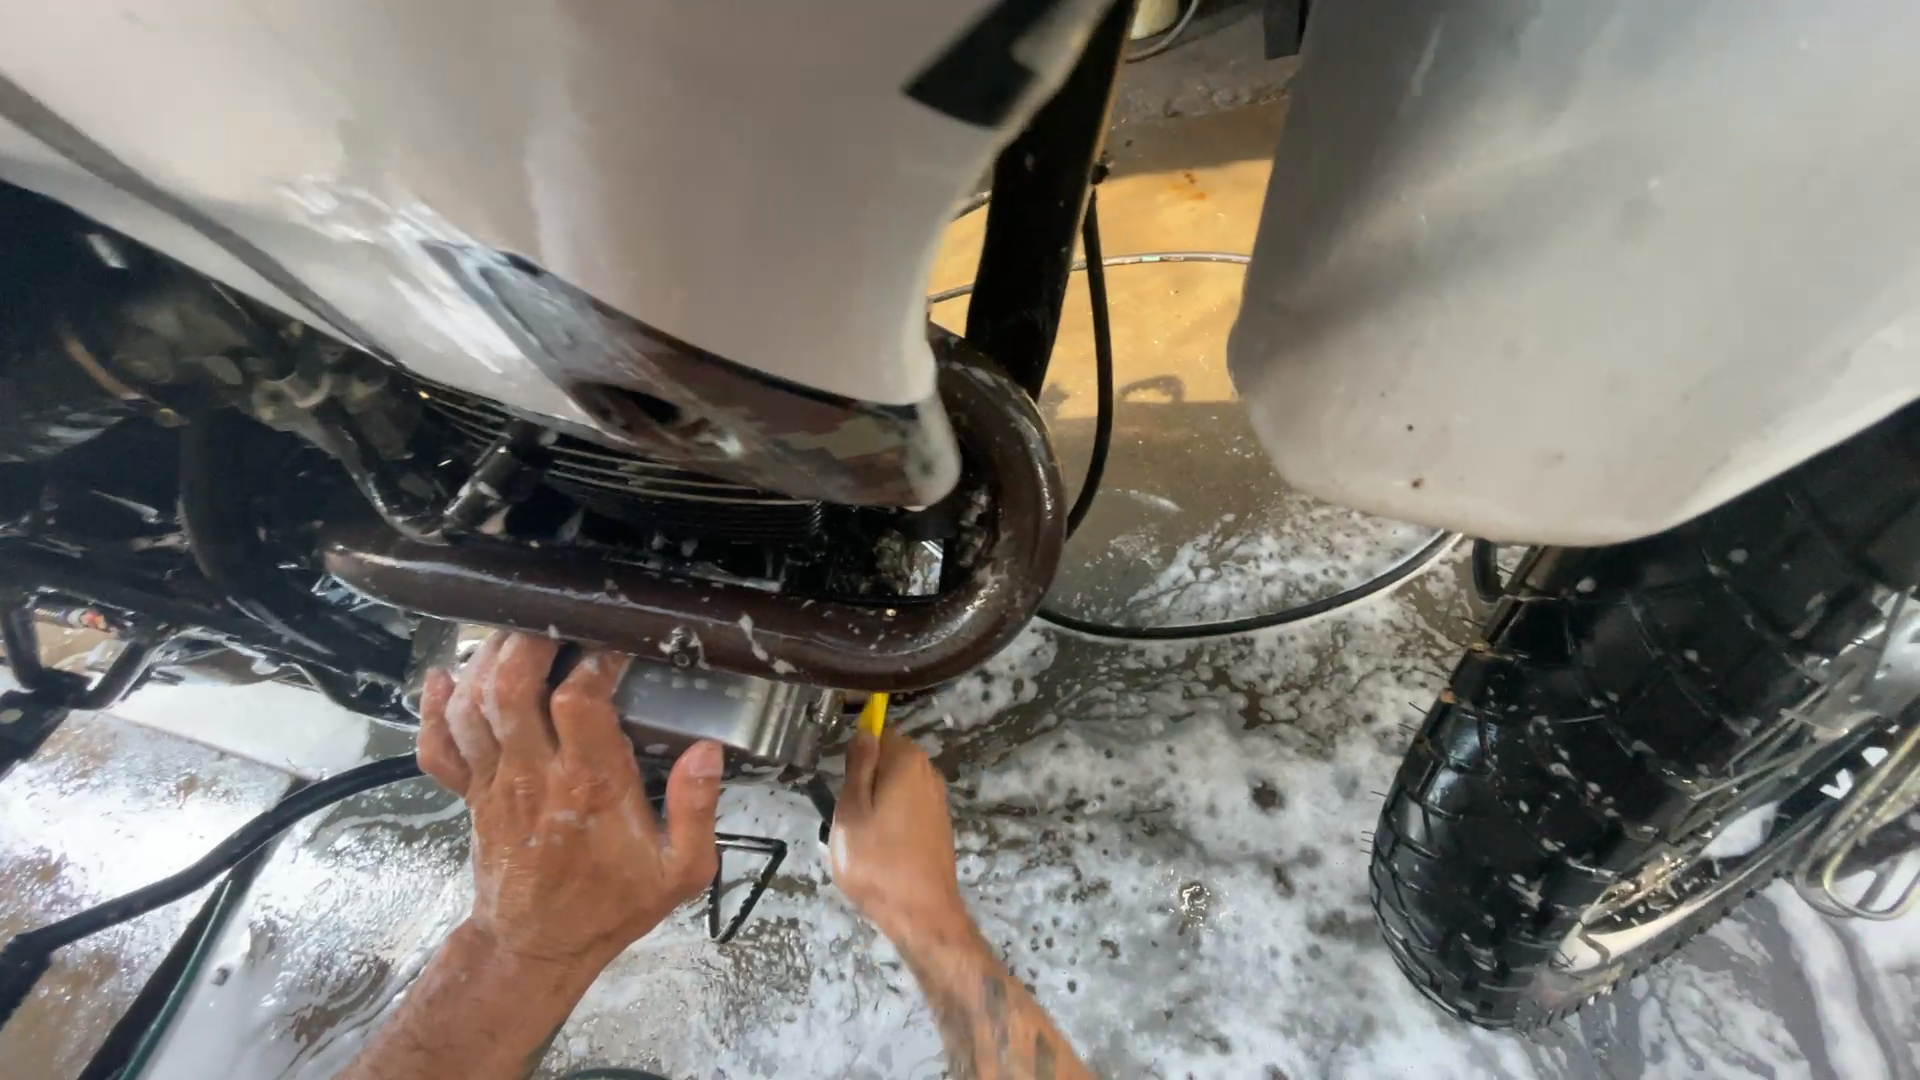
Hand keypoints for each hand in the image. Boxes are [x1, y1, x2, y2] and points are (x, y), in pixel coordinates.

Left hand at [416, 631, 723, 972]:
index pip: (578, 702)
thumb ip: (698, 809)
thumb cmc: (613, 903)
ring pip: (473, 707)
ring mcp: (495, 784)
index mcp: (589, 785)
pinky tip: (446, 677)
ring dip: (488, 660)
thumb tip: (708, 750)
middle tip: (555, 614)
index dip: (595, 661)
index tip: (618, 643)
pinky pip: (439, 746)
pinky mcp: (472, 795)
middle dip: (529, 641)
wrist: (536, 949)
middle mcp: (534, 775)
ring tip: (517, 628)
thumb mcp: (681, 871)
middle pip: (511, 690)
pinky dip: (434, 708)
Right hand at [829, 731, 967, 943]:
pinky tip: (883, 850)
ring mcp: (937, 798)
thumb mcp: (851, 811)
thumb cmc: (877, 861)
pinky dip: (892, 821)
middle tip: (850, 818)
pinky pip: (908, 808)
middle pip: (888, 761)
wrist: (922, 913)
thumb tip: (865, 731)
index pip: (878, 735)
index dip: (856, 758)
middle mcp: (928, 771)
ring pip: (896, 787)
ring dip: (877, 804)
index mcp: (907, 760)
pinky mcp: (939, 823)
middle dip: (866, 783)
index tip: (844, 788)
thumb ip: (858, 766)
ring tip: (864, 839)